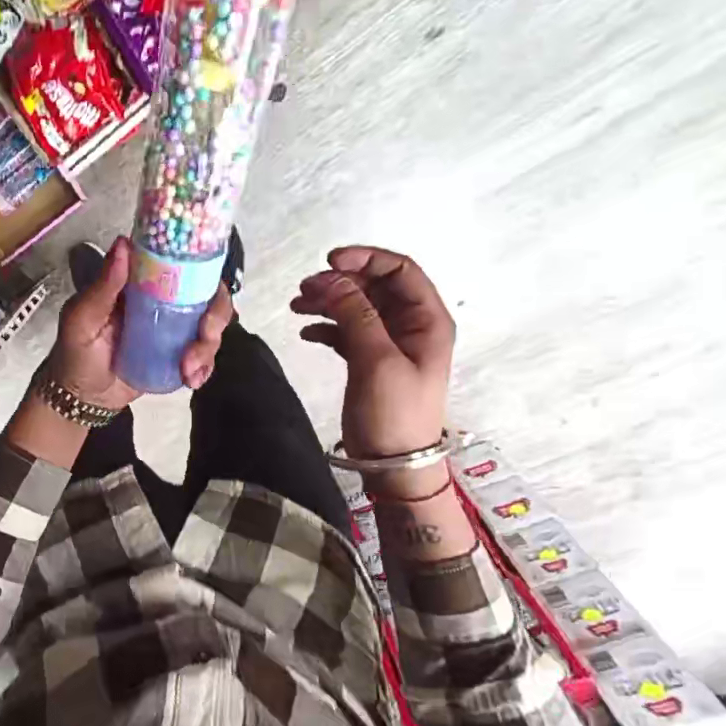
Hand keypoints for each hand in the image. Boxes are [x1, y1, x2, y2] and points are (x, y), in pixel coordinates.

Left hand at [51, 236, 234, 406]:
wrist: (83, 398)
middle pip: (208, 298)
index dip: (204, 271)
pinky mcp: (179, 357)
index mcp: (142, 284)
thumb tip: (124, 243)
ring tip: (188, 369)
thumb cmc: (76, 352)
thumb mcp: (83, 318)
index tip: (208, 287)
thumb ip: (103, 285)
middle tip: (204, 336)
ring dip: (208, 348)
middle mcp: (164, 302)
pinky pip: (205, 358)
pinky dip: (205, 368)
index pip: (182, 265)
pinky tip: (192, 379)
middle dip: (215, 318)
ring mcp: (174, 331)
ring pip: (210, 329)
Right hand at [291, 246, 455, 461]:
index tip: (330, 262)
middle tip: (305, 289)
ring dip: (328, 303)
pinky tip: (307, 332)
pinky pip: (347, 333)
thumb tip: (330, 278)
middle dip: (340, 282)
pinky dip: (327, 328)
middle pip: (374, 287)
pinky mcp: (369, 362)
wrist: (394, 466)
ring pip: (357, 308)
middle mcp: (411, 326)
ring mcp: (389, 344)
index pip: (400, 270)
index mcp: (427, 320)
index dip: (366, 259)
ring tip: (298, 306)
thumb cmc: (394, 412)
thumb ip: (356, 314)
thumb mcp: (378, 360)